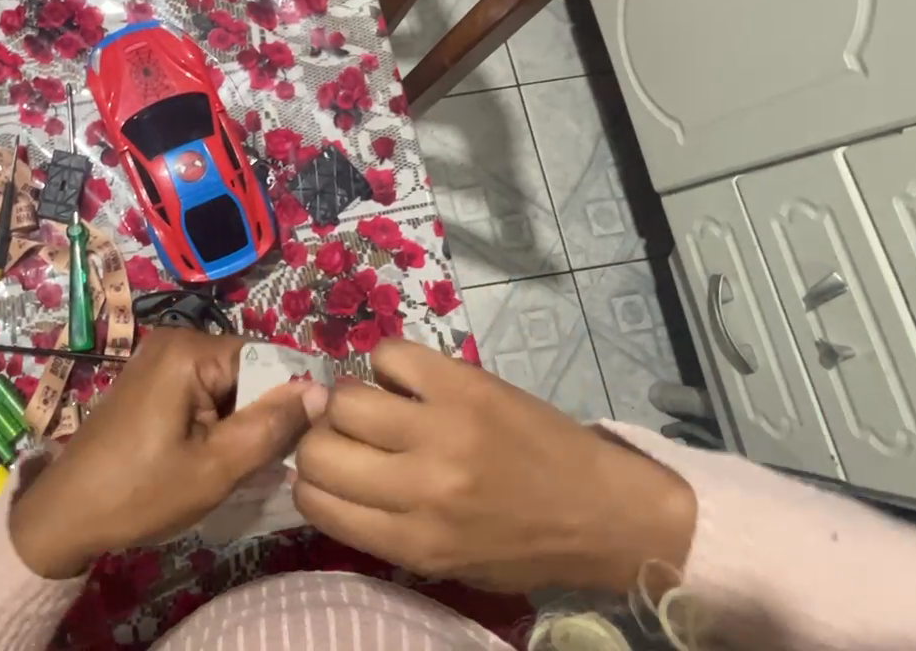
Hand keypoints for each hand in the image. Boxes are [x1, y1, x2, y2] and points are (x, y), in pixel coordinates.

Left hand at [8, 330, 311, 577]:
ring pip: (226, 384)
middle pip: (246, 369)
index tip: (299, 442)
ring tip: (232, 463)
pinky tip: (208, 455)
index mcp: (189, 350)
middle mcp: (174, 339)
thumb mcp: (216, 467)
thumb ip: (271, 426)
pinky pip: (202, 390)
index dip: (288, 398)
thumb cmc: (140, 492)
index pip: (267, 358)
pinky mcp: (151, 378)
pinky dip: (214, 420)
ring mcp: (159, 357)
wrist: (67, 513)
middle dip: (259, 412)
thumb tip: (321, 391)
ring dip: (237, 421)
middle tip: (259, 462)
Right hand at [292, 339, 695, 593]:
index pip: (314, 500)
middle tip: (348, 436)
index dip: (309, 480)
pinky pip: (388, 355)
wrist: (606, 510)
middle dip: (322, 440)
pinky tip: (407, 382)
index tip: (326, 470)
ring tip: (379, 405)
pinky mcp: (461, 383)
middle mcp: (419, 488)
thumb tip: (321, 477)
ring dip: (350, 401)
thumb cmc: (525, 545)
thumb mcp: (446, 561)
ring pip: (344, 399)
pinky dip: (387, 365)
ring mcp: (440, 429)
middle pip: (319, 448)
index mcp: (413, 541)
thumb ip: (381, 526)